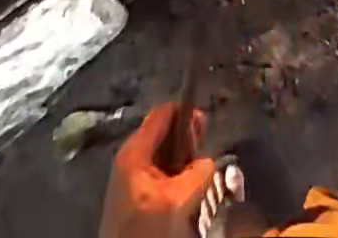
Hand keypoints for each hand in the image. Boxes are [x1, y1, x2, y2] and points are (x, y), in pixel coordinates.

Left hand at [100, 104, 215, 237]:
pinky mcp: (134, 186)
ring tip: (191, 175)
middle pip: (165, 128)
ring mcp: (130, 171)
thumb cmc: (145, 230)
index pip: (164, 111)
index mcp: (135, 150)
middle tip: (198, 158)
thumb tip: (207, 161)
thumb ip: (200, 172)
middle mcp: (130, 154)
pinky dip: (174, 169)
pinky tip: (181, 187)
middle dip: (186, 139)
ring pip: (165, 147)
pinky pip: (160, 164)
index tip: (203, 130)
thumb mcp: (179, 200)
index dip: (186, 113)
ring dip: (182, 157)